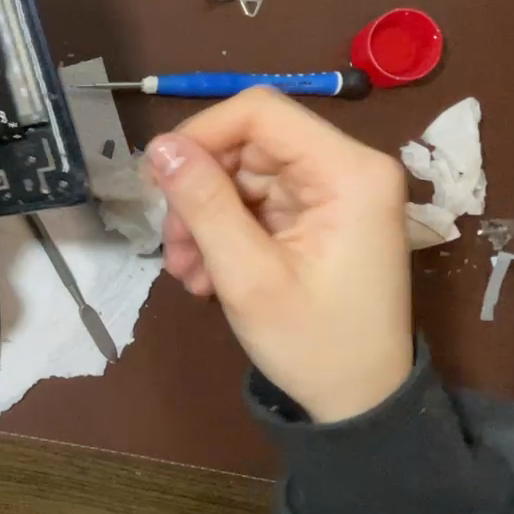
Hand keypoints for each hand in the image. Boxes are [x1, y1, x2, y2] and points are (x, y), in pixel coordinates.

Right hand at [148, 88, 412, 422]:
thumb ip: (204, 205)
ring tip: (185, 272)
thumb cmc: (313, 343)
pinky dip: (216, 233)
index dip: (199, 135)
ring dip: (199, 219)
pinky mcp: (311, 216)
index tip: (157, 181)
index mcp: (347, 172)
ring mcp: (327, 193)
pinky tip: (203, 274)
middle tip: (172, 246)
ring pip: (236, 176)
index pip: (259, 113)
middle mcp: (342, 169)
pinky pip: (247, 204)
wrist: (357, 401)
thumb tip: (159, 148)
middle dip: (196, 190)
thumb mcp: (248, 276)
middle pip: (244, 145)